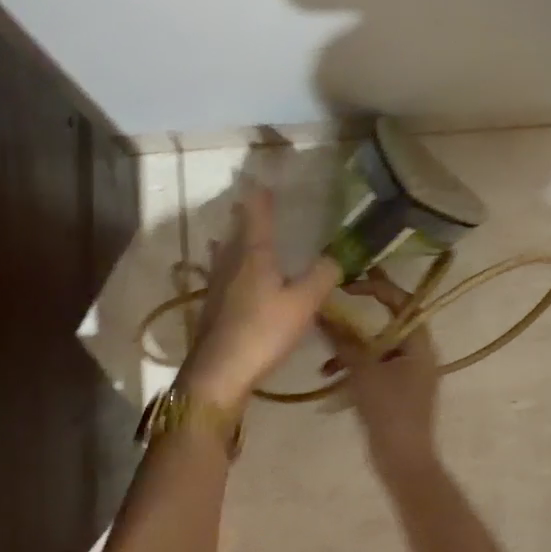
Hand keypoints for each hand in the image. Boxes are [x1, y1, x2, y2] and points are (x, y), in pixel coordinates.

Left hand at [181, 184, 341, 410]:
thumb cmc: (262, 332)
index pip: (257, 215)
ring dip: (234, 238)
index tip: (264, 181)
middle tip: (253, 202)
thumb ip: (322, 276)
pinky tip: (230, 274)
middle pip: (237, 230)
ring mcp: (217, 283)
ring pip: (226, 251)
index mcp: (254, 254)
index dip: (262, 198)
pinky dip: (229, 263)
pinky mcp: (212, 305)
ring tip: (238, 231)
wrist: (219, 370)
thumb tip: (338, 255)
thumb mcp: (303, 304)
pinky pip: (222, 272)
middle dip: (245, 215)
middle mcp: (231, 261)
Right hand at [318, 270, 440, 472]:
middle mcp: (418, 353)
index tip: (349, 282)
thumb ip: (343, 340)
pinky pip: (374, 368)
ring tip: (326, 357)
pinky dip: (354, 367)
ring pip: (377, 347)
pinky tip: (330, 377)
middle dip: (361, 314)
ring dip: (351, 347)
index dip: (376, 287)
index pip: (400, 301)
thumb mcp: (362, 371)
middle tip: (339, 297)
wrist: (404, 460)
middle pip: (389, 322)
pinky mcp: (397, 391)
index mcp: (418, 343)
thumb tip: (323, 314)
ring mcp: (408, 373)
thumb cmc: (389, 410)